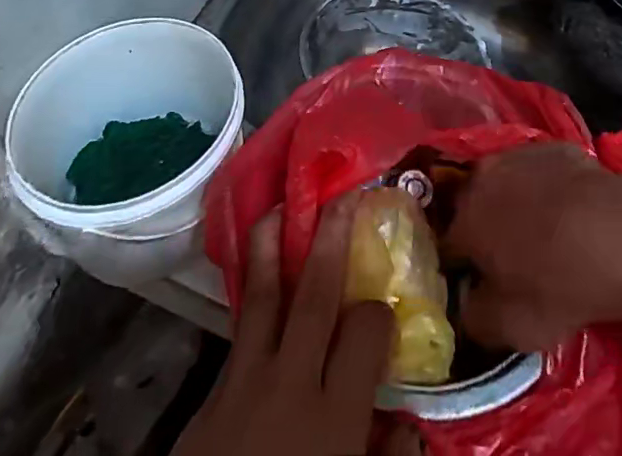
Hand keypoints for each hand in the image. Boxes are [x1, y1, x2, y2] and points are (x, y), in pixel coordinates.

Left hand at [174, 192, 394, 455]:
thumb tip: (407, 425)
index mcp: (333, 416)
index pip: (366, 335)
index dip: (380, 312)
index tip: (385, 307)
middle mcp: (290, 383)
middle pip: (315, 297)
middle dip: (331, 242)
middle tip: (344, 197)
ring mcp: (245, 379)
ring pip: (262, 296)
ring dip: (272, 246)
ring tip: (280, 205)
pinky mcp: (214, 387)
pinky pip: (239, 324)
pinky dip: (249, 290)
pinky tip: (255, 269)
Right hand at [443, 141, 621, 351]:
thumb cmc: (562, 284)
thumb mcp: (512, 328)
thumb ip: (475, 318)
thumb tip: (466, 306)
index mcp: (462, 221)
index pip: (446, 246)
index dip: (459, 266)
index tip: (477, 283)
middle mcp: (480, 179)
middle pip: (473, 206)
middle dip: (485, 227)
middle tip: (510, 256)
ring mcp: (518, 155)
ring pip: (505, 183)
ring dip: (514, 202)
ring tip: (543, 230)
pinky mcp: (555, 147)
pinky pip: (541, 171)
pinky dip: (549, 187)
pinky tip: (573, 209)